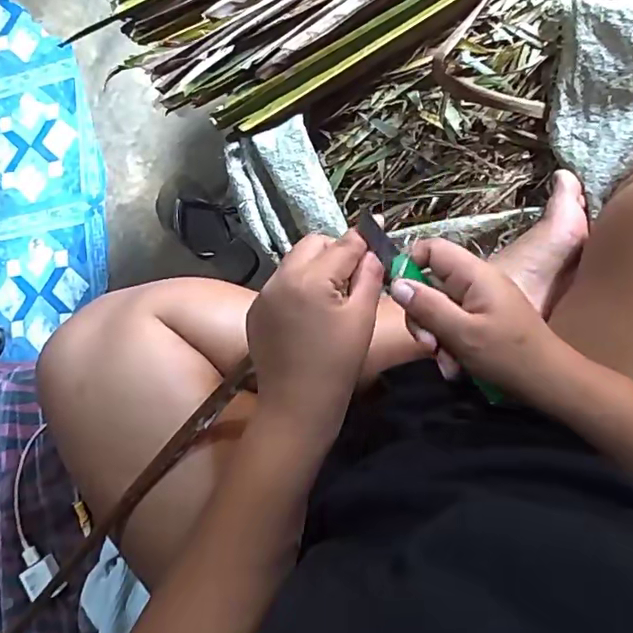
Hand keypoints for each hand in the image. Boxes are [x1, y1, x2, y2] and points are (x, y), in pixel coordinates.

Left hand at [246, 231, 382, 429]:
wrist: (296, 406)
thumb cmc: (337, 365)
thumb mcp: (362, 319)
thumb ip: (369, 277)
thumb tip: (372, 251)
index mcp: (310, 278)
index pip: (343, 244)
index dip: (364, 236)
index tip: (377, 226)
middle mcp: (281, 278)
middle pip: (313, 244)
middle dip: (336, 251)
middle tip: (355, 275)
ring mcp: (264, 294)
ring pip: (294, 261)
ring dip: (316, 267)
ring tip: (333, 295)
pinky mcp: (256, 310)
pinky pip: (281, 284)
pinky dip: (298, 286)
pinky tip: (310, 313)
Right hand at [390, 238, 562, 401]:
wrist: (549, 384)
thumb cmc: (508, 355)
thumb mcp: (461, 333)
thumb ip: (427, 306)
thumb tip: (396, 283)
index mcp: (474, 274)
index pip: (432, 248)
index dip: (410, 265)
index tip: (400, 296)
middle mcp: (475, 282)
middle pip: (429, 283)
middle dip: (422, 316)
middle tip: (428, 344)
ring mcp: (479, 302)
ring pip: (437, 309)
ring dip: (434, 336)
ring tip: (446, 361)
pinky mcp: (481, 321)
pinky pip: (452, 324)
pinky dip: (448, 344)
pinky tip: (455, 366)